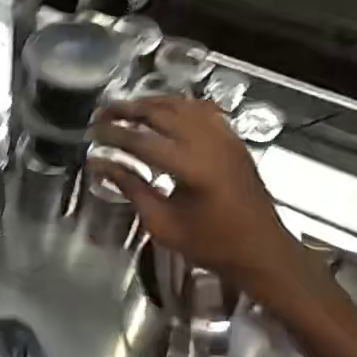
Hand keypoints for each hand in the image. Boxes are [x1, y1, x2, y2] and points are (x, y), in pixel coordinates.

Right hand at [90, 96, 320, 303]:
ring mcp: (224, 138)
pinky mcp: (233, 139)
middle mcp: (209, 144)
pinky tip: (162, 112)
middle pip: (160, 112)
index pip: (141, 140)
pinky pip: (201, 109)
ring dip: (149, 103)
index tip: (91, 135)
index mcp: (192, 167)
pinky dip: (177, 105)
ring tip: (126, 110)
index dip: (112, 135)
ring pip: (180, 104)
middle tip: (102, 115)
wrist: (265, 253)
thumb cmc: (213, 245)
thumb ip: (130, 188)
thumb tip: (99, 165)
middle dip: (126, 110)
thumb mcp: (163, 224)